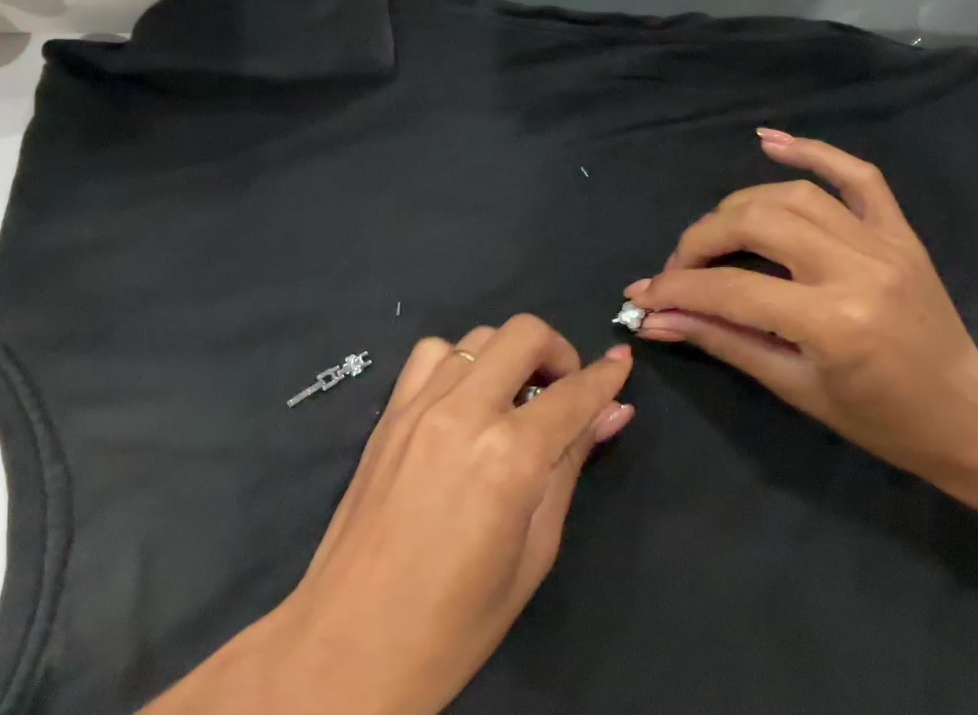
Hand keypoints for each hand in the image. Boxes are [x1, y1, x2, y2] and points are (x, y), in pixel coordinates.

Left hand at [145, 315, 634, 714]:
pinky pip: (429, 355)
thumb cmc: (461, 617)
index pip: (576, 393)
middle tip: (565, 392)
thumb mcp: (536, 548)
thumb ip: (572, 466)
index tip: (622, 365)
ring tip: (516, 398)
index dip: (608, 376)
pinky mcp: (388, 415)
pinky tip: (465, 400)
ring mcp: (419, 407)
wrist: (355, 641)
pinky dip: (458, 361)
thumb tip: (613, 412)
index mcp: (511, 456)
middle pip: (524, 335)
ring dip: (508, 355)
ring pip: (477, 337)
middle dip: (560, 352)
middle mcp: (466, 413)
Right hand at [627, 129, 977, 491]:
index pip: (731, 289)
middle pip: (756, 223)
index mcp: (833, 322)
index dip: (676, 289)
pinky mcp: (900, 230)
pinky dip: (812, 151)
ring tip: (713, 235)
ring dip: (739, 207)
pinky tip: (767, 140)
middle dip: (700, 240)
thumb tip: (655, 320)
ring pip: (792, 195)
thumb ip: (723, 341)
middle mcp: (857, 268)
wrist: (965, 415)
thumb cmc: (879, 419)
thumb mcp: (794, 387)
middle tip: (678, 268)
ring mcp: (883, 242)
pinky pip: (857, 175)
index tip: (642, 295)